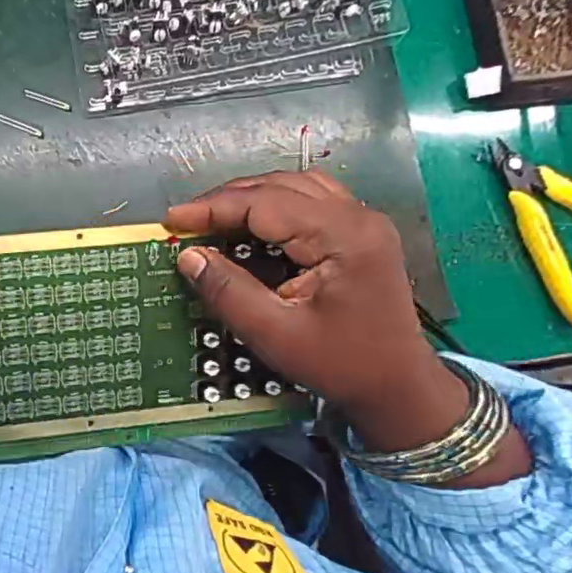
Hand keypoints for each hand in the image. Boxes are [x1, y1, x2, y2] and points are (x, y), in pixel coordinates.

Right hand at [163, 170, 468, 452]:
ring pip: (296, 187)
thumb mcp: (273, 334)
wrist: (398, 386)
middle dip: (228, 199)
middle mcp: (358, 218)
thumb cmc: (339, 363)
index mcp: (344, 237)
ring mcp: (363, 223)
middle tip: (186, 221)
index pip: (266, 203)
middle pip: (281, 186)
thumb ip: (228, 291)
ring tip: (211, 219)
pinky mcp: (360, 234)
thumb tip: (189, 256)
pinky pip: (309, 201)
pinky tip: (249, 225)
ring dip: (249, 198)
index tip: (173, 219)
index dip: (214, 207)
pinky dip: (272, 205)